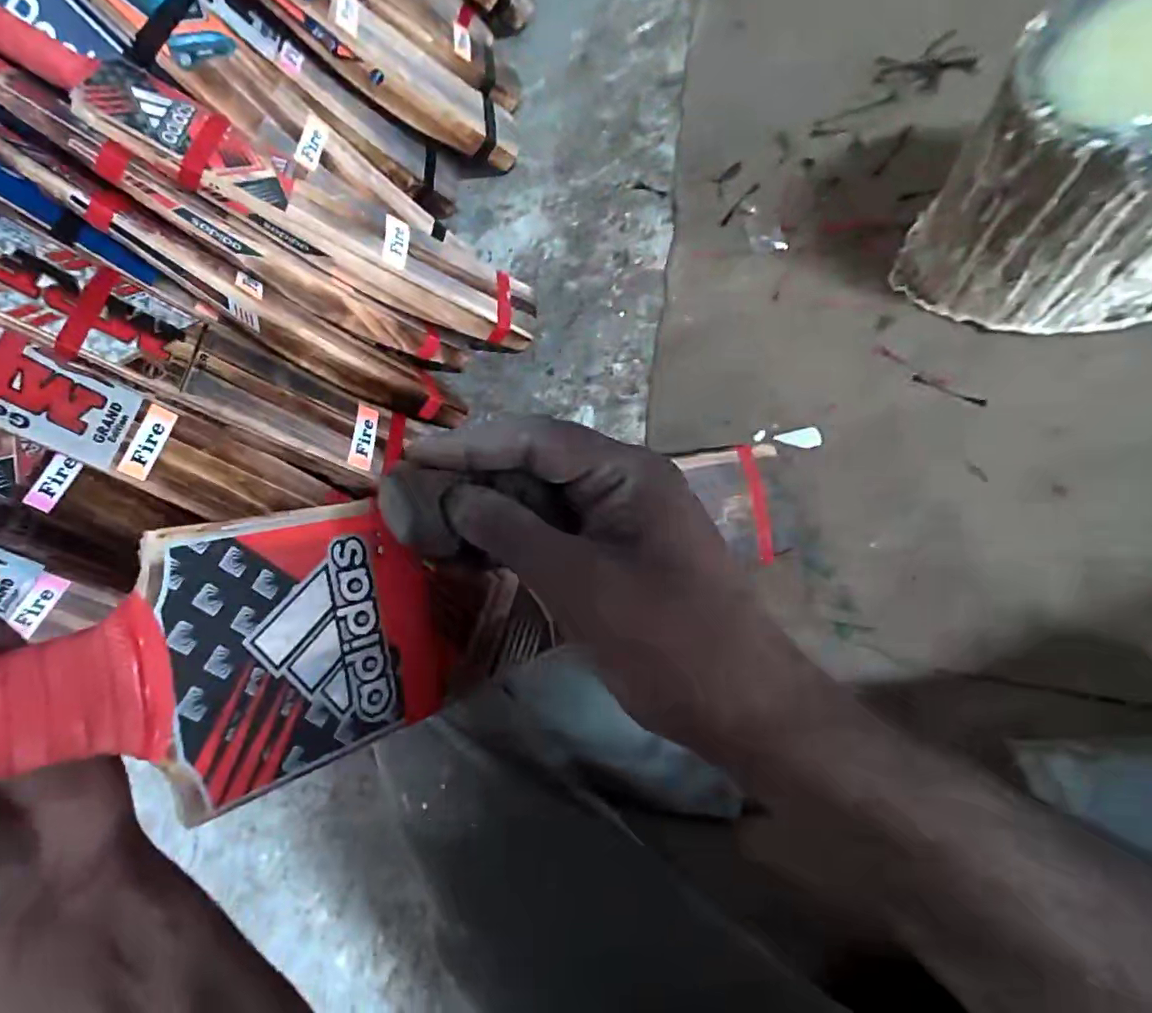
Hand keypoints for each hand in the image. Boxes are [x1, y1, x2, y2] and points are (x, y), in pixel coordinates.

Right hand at [382, 417, 839, 754]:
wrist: (738, 709)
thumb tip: (454, 496)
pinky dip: (500, 542)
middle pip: (528, 464)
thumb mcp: (580, 583)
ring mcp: (607, 521)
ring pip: (529, 499)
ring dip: (480, 511)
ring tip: (428, 524)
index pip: (535, 440)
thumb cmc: (667, 640)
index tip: (415, 456)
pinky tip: (463, 555)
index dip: (470, 444)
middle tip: (413, 491)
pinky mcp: (598, 555)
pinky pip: (539, 534)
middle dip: (470, 477)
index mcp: (625, 474)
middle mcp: (615, 486)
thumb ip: (511, 531)